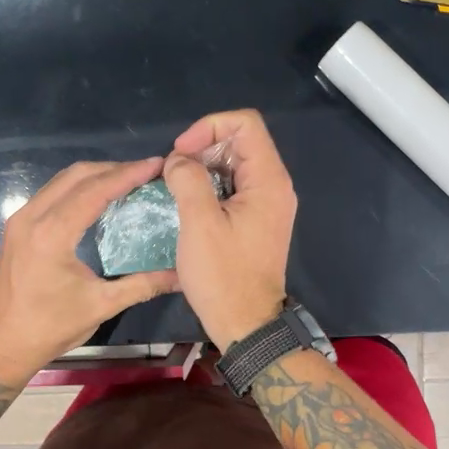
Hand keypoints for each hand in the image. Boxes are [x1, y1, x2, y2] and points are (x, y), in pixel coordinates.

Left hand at [0, 158, 179, 385]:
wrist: (2, 345)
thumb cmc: (50, 328)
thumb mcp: (101, 306)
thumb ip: (142, 285)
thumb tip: (180, 275)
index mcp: (52, 234)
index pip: (95, 190)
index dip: (128, 174)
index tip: (156, 165)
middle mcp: (31, 218)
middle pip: (76, 176)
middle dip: (113, 169)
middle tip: (145, 172)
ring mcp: (19, 221)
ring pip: (60, 182)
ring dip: (93, 177)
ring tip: (126, 181)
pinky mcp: (15, 229)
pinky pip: (49, 195)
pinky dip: (76, 190)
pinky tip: (97, 200)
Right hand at [162, 110, 295, 347]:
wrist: (246, 324)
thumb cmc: (223, 275)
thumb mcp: (199, 223)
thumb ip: (188, 180)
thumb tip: (178, 160)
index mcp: (268, 180)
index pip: (244, 123)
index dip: (208, 127)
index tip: (181, 153)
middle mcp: (274, 187)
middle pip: (240, 142)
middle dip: (203, 148)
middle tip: (173, 173)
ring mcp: (267, 206)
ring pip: (234, 166)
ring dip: (203, 169)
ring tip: (175, 189)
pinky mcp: (257, 223)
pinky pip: (234, 190)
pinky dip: (210, 189)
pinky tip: (187, 206)